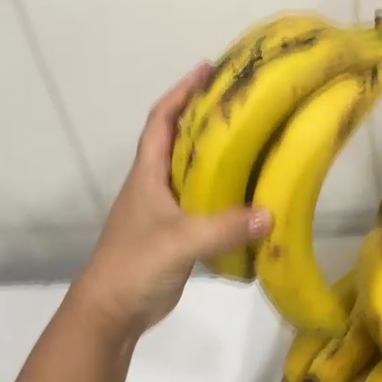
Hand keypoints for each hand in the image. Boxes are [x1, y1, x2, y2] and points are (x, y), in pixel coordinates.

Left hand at [73, 64, 271, 337]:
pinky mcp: (176, 234)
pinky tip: (250, 192)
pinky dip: (224, 191)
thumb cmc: (134, 265)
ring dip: (217, 153)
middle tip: (242, 100)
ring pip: (192, 170)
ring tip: (254, 137)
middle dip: (205, 115)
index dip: (182, 91)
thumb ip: (225, 228)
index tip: (208, 68)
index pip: (161, 120)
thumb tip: (272, 213)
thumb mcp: (180, 242)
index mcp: (147, 174)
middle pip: (179, 139)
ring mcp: (164, 210)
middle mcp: (154, 185)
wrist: (109, 314)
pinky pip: (204, 201)